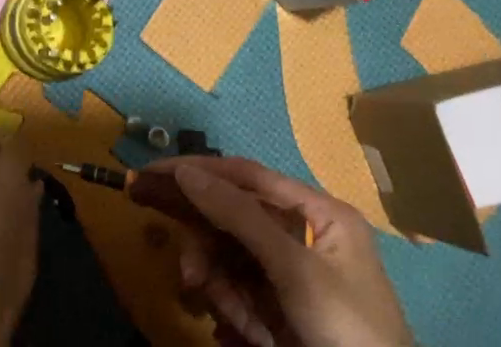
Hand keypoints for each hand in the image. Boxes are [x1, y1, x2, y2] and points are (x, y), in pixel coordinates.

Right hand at [130, 156, 413, 346]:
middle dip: (210, 253)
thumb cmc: (347, 326)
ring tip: (235, 324)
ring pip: (230, 258)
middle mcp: (303, 233)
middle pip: (231, 220)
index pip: (246, 174)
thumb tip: (184, 172)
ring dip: (223, 291)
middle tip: (192, 279)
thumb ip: (239, 215)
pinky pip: (239, 289)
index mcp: (318, 212)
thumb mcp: (294, 269)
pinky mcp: (282, 303)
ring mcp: (293, 270)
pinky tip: (246, 335)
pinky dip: (234, 310)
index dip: (198, 170)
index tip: (153, 174)